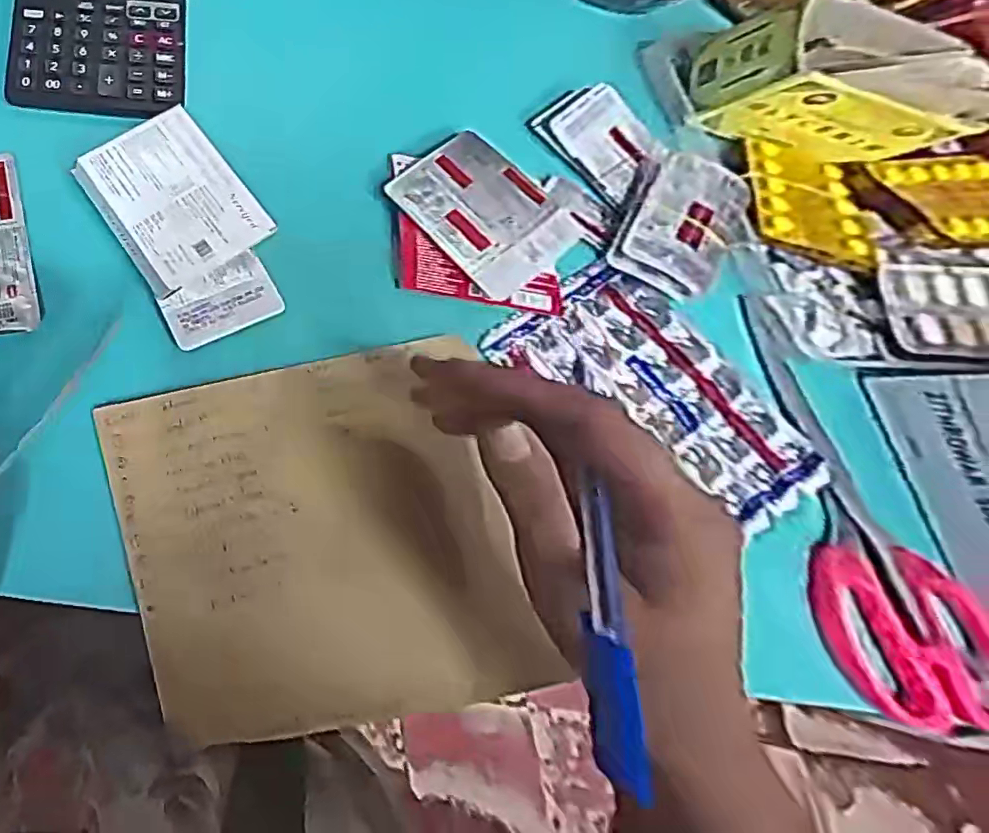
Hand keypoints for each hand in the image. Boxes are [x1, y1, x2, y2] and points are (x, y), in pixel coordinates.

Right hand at [409, 357, 743, 692]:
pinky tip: (485, 434)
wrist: (681, 730)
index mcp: (672, 506)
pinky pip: (580, 456)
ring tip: (440, 407)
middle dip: (502, 391)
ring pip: (579, 431)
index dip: (513, 388)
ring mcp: (661, 498)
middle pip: (584, 416)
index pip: (589, 420)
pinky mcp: (640, 510)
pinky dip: (527, 438)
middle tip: (426, 382)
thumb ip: (534, 499)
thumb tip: (497, 427)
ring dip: (509, 410)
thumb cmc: (623, 662)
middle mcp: (677, 488)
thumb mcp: (564, 582)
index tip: (445, 377)